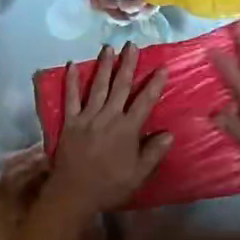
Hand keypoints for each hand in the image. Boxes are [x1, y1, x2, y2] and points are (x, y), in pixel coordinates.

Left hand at [44, 43, 172, 215]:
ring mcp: (87, 117)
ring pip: (98, 86)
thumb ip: (154, 152)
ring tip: (109, 47)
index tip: (162, 67)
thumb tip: (169, 133)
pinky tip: (71, 64)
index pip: (145, 101)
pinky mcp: (70, 121)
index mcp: (127, 129)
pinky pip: (70, 98)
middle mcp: (108, 117)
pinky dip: (71, 81)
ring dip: (104, 66)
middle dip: (128, 64)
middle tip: (132, 45)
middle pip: (120, 86)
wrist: (74, 194)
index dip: (155, 84)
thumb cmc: (110, 185)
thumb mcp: (138, 174)